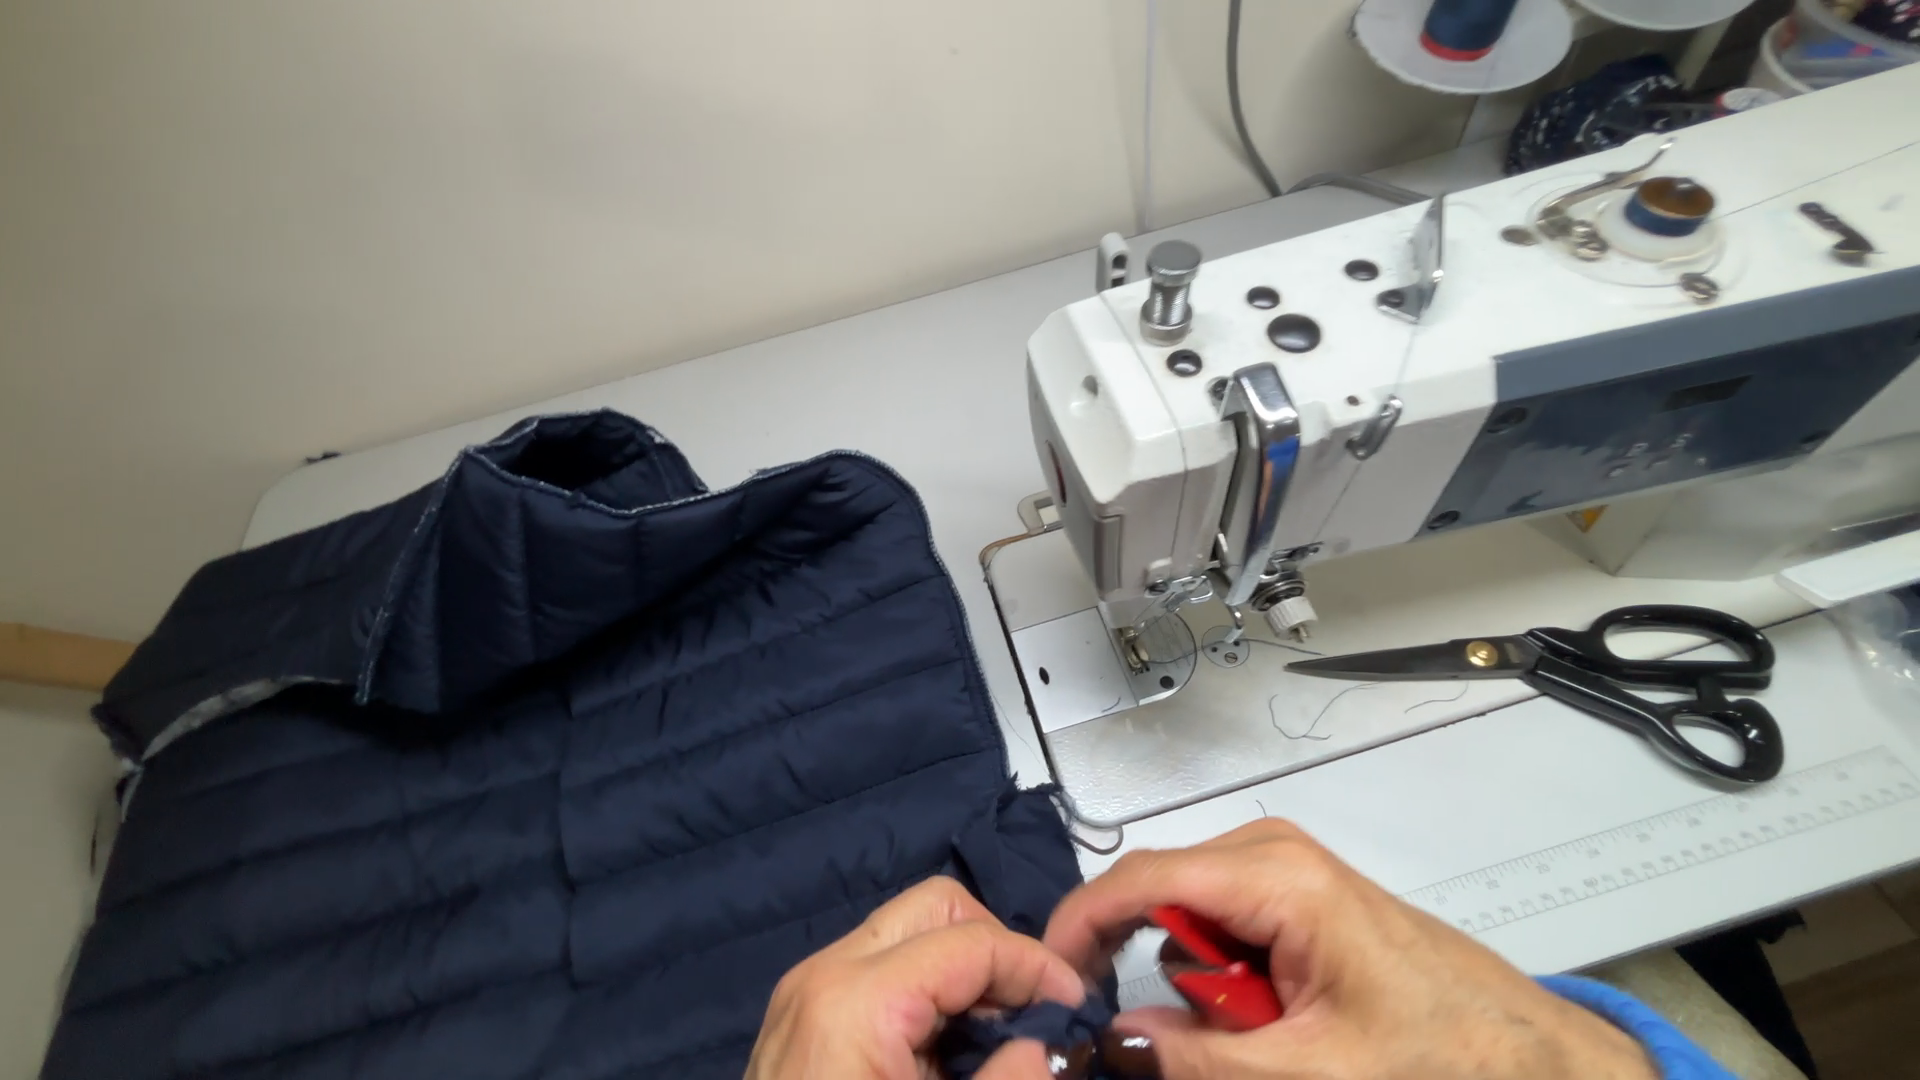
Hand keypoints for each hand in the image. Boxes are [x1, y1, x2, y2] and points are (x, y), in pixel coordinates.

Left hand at [745, 876, 1085, 1079]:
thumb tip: (1048, 1043)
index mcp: (856, 998)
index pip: (970, 941)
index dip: (1035, 965)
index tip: (1077, 1006)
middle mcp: (827, 970)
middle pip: (935, 905)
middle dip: (995, 946)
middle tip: (1032, 1009)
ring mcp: (809, 986)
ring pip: (909, 927)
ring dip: (964, 964)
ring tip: (997, 1030)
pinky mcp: (804, 1010)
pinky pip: (883, 962)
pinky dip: (928, 984)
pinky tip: (948, 1045)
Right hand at [1044, 820, 1657, 1079]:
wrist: (1538, 1057)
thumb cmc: (1442, 1056)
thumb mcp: (1315, 1074)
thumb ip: (1203, 1059)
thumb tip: (1115, 1041)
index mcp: (1274, 875)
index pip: (1144, 879)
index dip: (1084, 919)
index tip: (1049, 971)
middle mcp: (1268, 849)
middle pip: (1161, 892)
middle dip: (1154, 965)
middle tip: (1176, 1035)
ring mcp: (1281, 862)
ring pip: (1187, 910)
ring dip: (1195, 976)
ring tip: (1259, 1032)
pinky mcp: (1291, 886)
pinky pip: (1220, 918)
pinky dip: (1221, 969)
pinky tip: (1268, 1010)